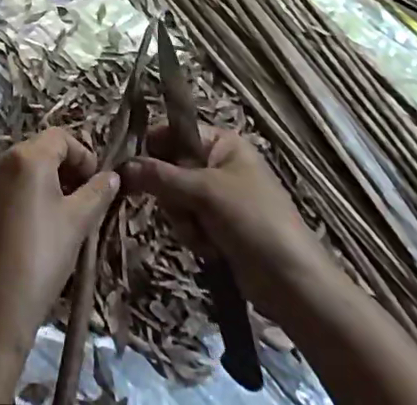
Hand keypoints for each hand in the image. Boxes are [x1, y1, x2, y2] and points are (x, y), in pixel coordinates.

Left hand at [0, 129, 119, 404]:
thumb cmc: (42, 254)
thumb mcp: (78, 222)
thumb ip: (98, 193)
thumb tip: (112, 175)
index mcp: (26, 157)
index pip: (61, 137)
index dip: (85, 155)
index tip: (100, 184)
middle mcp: (3, 160)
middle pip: (43, 149)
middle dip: (69, 169)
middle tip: (90, 201)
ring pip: (28, 168)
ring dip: (52, 182)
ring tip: (71, 217)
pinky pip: (13, 185)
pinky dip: (33, 194)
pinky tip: (45, 226)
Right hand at [119, 124, 327, 319]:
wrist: (295, 284)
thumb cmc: (254, 221)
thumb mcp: (204, 192)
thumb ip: (159, 176)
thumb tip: (121, 166)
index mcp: (222, 143)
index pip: (171, 132)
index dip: (151, 149)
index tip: (133, 168)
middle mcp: (218, 163)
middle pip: (168, 166)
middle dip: (171, 194)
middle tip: (184, 209)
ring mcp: (218, 195)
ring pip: (173, 197)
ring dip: (182, 218)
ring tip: (203, 235)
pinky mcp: (217, 224)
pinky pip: (186, 220)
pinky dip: (192, 234)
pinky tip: (211, 249)